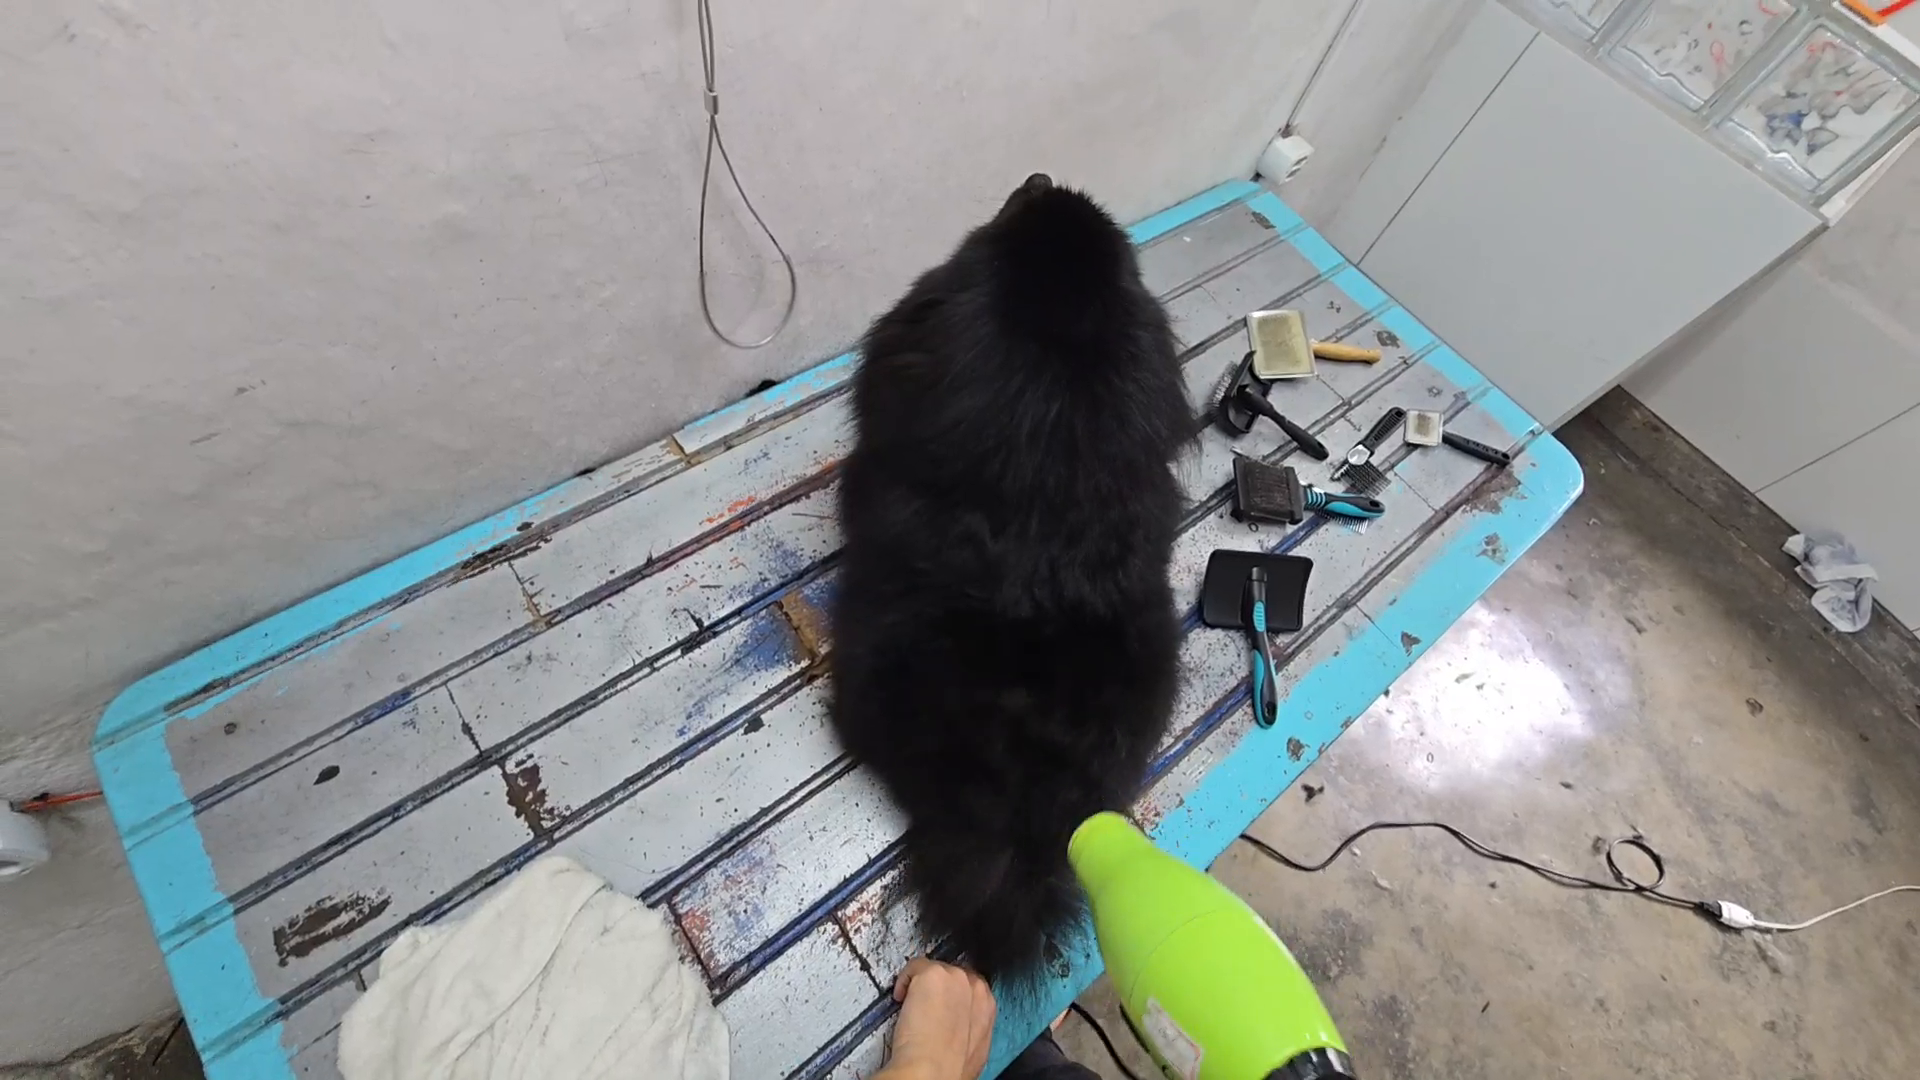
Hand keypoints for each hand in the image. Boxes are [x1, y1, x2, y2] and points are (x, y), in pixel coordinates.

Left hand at [876, 957, 995, 1079]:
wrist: (932, 1072)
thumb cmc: (950, 1069)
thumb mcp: (976, 1047)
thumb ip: (973, 1024)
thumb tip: (962, 1024)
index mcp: (987, 1004)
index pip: (970, 985)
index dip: (952, 995)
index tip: (942, 1003)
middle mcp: (973, 985)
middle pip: (952, 974)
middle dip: (939, 988)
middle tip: (924, 1006)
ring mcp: (953, 976)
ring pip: (934, 970)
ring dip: (923, 985)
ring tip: (912, 1006)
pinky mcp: (932, 973)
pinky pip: (914, 967)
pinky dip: (904, 980)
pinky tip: (900, 999)